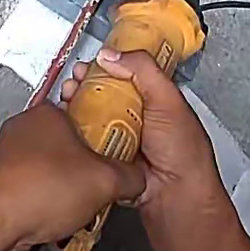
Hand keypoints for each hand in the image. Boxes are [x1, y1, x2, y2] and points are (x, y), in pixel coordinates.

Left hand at [0, 103, 146, 250]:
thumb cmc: (37, 189)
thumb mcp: (105, 182)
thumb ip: (129, 176)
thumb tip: (136, 179)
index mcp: (48, 114)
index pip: (85, 117)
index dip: (103, 140)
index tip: (114, 155)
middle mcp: (23, 128)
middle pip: (67, 147)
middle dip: (84, 171)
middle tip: (97, 187)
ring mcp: (6, 154)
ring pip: (48, 170)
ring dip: (63, 190)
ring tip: (75, 209)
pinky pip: (30, 189)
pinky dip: (42, 203)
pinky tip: (51, 220)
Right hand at [59, 48, 229, 221]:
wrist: (175, 195)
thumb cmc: (183, 151)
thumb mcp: (168, 99)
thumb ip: (143, 70)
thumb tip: (111, 54)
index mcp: (155, 98)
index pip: (126, 73)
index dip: (106, 66)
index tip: (89, 63)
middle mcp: (137, 115)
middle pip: (103, 93)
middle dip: (84, 85)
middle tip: (73, 83)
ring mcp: (121, 136)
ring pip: (92, 115)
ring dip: (75, 106)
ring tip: (66, 99)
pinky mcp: (107, 155)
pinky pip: (86, 139)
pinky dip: (74, 131)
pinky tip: (66, 124)